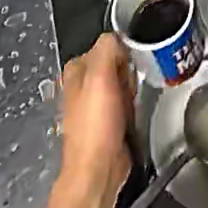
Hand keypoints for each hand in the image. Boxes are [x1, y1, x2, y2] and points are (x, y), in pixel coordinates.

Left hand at [58, 34, 133, 190]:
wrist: (98, 169)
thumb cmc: (96, 124)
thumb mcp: (100, 76)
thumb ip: (108, 48)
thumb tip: (119, 37)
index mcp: (76, 69)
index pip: (109, 44)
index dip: (123, 54)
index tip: (128, 69)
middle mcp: (82, 83)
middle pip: (117, 63)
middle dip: (129, 75)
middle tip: (129, 91)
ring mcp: (94, 102)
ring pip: (123, 83)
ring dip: (132, 92)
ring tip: (130, 106)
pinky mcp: (106, 119)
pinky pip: (126, 102)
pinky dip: (132, 107)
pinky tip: (131, 117)